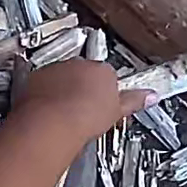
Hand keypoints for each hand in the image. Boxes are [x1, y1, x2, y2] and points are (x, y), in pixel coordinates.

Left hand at [13, 59, 156, 135]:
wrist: (54, 122)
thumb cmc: (84, 116)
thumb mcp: (117, 111)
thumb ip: (134, 101)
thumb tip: (150, 97)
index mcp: (102, 70)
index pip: (106, 76)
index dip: (102, 93)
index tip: (98, 105)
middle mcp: (78, 64)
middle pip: (82, 74)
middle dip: (81, 89)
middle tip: (81, 110)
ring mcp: (56, 70)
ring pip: (60, 77)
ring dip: (61, 90)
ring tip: (63, 113)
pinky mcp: (36, 78)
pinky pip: (41, 83)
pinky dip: (42, 94)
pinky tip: (46, 110)